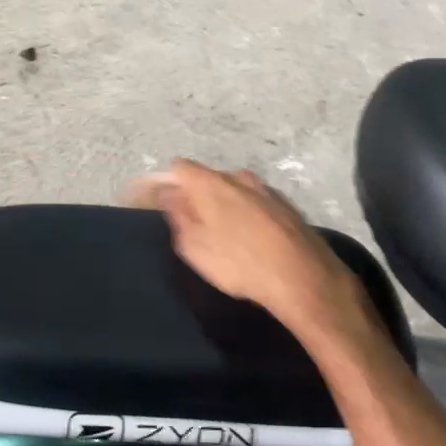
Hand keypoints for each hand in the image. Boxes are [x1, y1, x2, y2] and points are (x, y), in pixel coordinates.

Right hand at [128, 160, 373, 342]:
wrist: (303, 278)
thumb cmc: (240, 263)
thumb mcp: (195, 246)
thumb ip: (177, 215)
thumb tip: (168, 194)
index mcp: (212, 183)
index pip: (177, 168)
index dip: (157, 182)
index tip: (143, 199)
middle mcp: (239, 177)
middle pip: (205, 179)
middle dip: (188, 195)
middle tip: (178, 218)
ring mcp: (267, 190)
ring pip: (232, 191)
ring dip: (217, 205)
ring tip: (212, 232)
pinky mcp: (286, 207)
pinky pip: (252, 204)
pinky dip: (240, 215)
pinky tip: (243, 239)